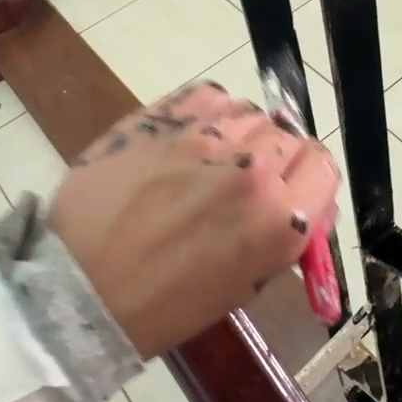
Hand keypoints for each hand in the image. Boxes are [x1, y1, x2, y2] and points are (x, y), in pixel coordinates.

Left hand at [47, 82, 340, 358]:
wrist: (78, 293)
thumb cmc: (163, 306)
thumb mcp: (242, 286)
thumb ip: (282, 237)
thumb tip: (304, 205)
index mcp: (279, 222)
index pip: (323, 167)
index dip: (309, 179)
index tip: (291, 189)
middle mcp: (252, 171)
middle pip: (289, 137)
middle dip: (275, 159)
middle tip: (244, 181)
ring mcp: (206, 138)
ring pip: (252, 113)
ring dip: (242, 134)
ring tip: (212, 159)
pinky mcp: (165, 118)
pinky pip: (212, 95)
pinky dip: (211, 111)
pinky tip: (193, 135)